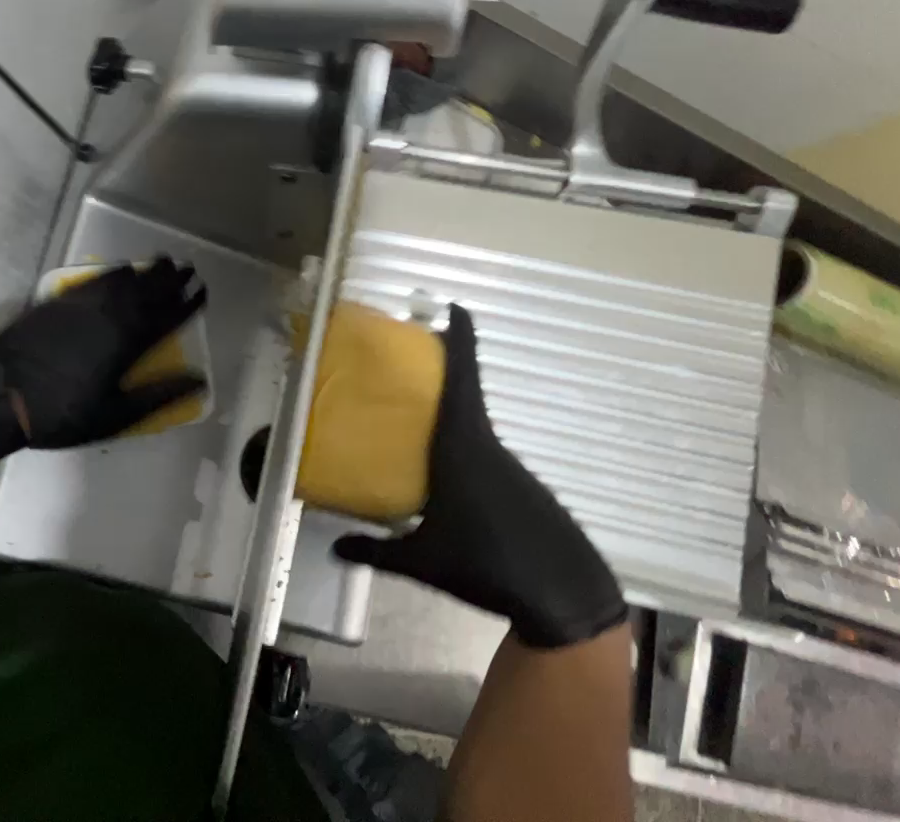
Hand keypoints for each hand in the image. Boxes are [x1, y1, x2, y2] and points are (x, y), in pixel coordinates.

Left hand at [0, 257, 206, 449]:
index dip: (186, 305)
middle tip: (187, 267)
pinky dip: (113, 273)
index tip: (202, 291)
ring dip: (145, 272)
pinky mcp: (60, 303)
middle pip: (147, 293)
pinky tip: (120, 268)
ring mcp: (83, 307)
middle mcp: (110, 318)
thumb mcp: (114, 415)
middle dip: (170, 281)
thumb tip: (198, 381)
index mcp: (127, 346)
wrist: (1, 392)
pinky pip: (95, 281)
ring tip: (162, 261)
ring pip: (123, 282)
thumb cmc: (61, 412)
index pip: (166, 319)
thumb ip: (158, 395)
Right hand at [332, 306, 625, 648]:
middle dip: (441, 374)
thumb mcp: (421, 562)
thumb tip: (334, 547)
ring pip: (473, 427)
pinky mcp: (520, 487)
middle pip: (465, 396)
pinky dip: (461, 446)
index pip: (463, 380)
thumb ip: (375, 551)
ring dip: (449, 414)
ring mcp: (508, 467)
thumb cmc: (486, 564)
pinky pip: (483, 453)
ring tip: (413, 420)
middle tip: (410, 363)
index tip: (455, 306)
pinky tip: (444, 475)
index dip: (461, 340)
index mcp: (460, 447)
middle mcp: (486, 446)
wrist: (564, 594)